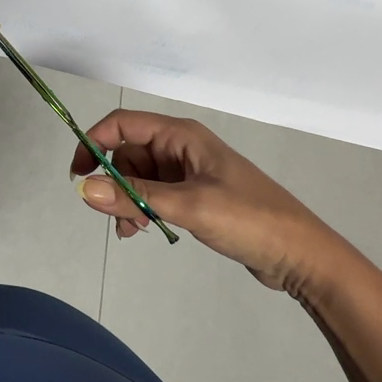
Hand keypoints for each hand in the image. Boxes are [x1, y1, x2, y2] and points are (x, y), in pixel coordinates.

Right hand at [71, 110, 353, 297]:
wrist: (304, 257)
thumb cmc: (249, 220)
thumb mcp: (188, 207)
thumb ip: (134, 198)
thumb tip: (83, 190)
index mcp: (181, 136)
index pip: (122, 125)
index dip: (94, 143)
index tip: (78, 175)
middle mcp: (181, 148)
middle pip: (127, 154)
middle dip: (113, 182)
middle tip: (113, 215)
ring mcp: (189, 173)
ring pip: (138, 177)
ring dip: (127, 200)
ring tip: (132, 232)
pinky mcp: (195, 197)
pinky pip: (154, 195)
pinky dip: (142, 210)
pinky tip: (144, 232)